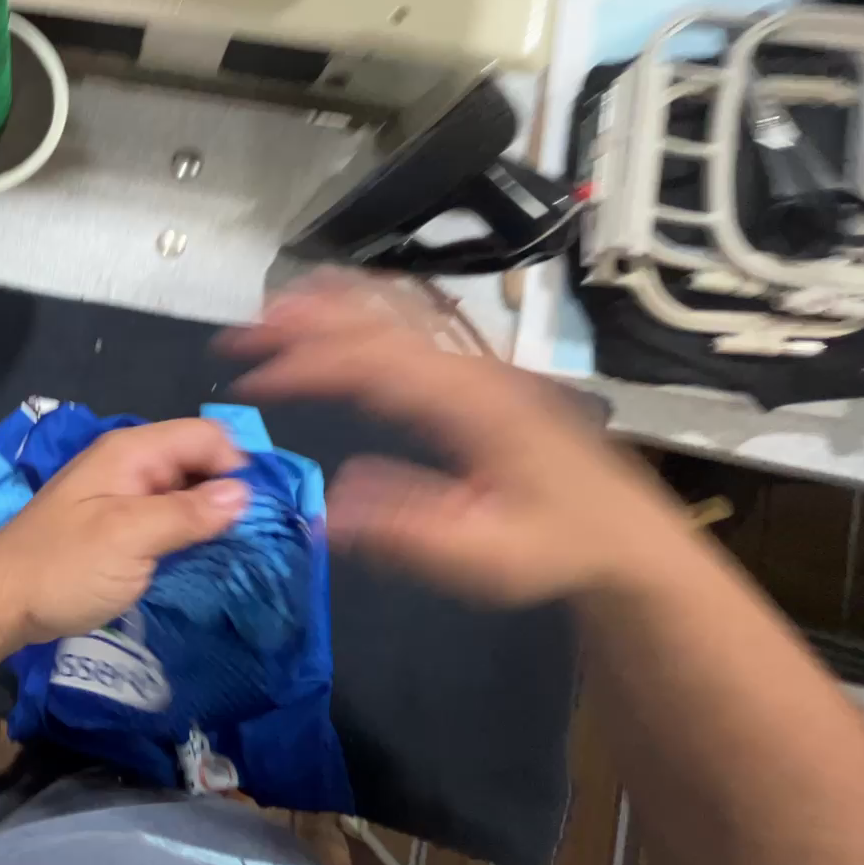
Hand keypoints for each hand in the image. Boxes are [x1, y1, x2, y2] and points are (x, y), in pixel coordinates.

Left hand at [0, 419, 251, 644]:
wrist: (3, 600)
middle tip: (256, 543)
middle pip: (198, 462)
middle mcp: (131, 464)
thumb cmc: (63, 566)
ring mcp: (123, 495)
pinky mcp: (119, 525)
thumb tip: (244, 494)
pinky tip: (204, 561)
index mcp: (132, 452)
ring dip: (212, 518)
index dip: (237, 467)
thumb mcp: (129, 538)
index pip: (206, 436)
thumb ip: (187, 513)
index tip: (258, 516)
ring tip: (239, 556)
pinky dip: (189, 534)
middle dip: (229, 494)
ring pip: (186, 492)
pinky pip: (168, 517)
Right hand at [219, 272, 692, 605]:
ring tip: (265, 314)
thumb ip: (409, 531)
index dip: (304, 365)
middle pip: (374, 322)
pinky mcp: (465, 374)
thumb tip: (327, 506)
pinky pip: (404, 323)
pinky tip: (326, 312)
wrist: (625, 537)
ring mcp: (470, 364)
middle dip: (298, 322)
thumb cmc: (557, 549)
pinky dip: (355, 310)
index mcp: (472, 405)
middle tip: (239, 336)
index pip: (373, 364)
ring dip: (322, 306)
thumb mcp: (488, 558)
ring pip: (389, 311)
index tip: (251, 383)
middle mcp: (469, 369)